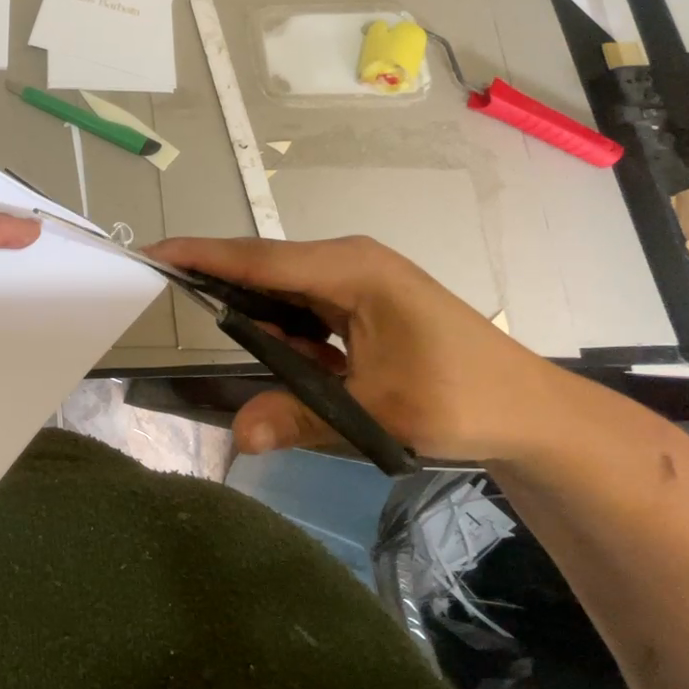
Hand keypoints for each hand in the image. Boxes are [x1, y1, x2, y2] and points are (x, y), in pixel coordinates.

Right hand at [146, 236, 569, 461]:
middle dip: (219, 285)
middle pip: (262, 267)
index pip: (259, 259)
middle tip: (170, 301)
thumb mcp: (379, 414)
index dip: (202, 256)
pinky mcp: (357, 300)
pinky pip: (298, 305)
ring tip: (244, 343)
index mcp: (353, 271)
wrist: (537, 416)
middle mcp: (348, 262)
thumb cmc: (464, 402)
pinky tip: (292, 359)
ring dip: (257, 317)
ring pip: (278, 288)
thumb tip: (239, 436)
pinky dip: (282, 330)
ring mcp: (354, 279)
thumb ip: (301, 417)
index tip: (152, 252)